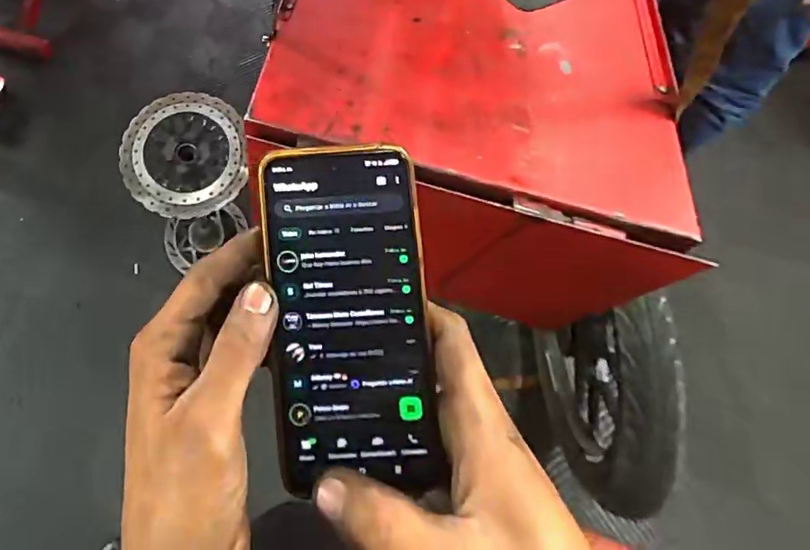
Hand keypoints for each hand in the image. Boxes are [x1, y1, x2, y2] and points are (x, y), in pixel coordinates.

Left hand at [122, 229, 276, 549]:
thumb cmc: (182, 494)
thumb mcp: (209, 418)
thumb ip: (234, 351)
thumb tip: (261, 291)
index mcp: (159, 348)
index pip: (198, 283)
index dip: (232, 254)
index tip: (269, 231)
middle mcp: (173, 355)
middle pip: (211, 299)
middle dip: (247, 274)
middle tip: (293, 254)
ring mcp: (193, 380)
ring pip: (226, 325)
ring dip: (256, 305)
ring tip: (297, 283)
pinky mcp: (214, 403)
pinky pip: (236, 355)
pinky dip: (259, 339)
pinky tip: (286, 333)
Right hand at [313, 305, 587, 549]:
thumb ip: (384, 520)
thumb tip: (323, 483)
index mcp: (485, 429)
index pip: (452, 340)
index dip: (417, 305)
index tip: (372, 289)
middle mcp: (486, 440)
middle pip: (432, 376)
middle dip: (386, 355)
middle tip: (334, 344)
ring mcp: (486, 474)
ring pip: (428, 421)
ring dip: (388, 406)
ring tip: (336, 395)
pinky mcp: (486, 507)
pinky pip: (431, 460)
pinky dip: (397, 451)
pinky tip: (364, 467)